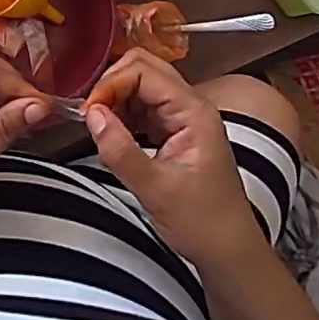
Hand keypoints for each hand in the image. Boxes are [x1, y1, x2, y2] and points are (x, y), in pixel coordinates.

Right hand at [82, 50, 264, 268]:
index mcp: (193, 112)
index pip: (144, 72)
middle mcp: (189, 105)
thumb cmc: (202, 224)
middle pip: (143, 66)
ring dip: (115, 95)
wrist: (229, 252)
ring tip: (98, 122)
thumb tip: (91, 114)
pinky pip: (141, 103)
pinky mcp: (172, 128)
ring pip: (140, 82)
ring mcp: (181, 115)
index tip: (90, 111)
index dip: (112, 84)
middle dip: (112, 82)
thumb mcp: (156, 190)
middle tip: (92, 111)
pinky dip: (121, 110)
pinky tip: (111, 130)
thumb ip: (121, 150)